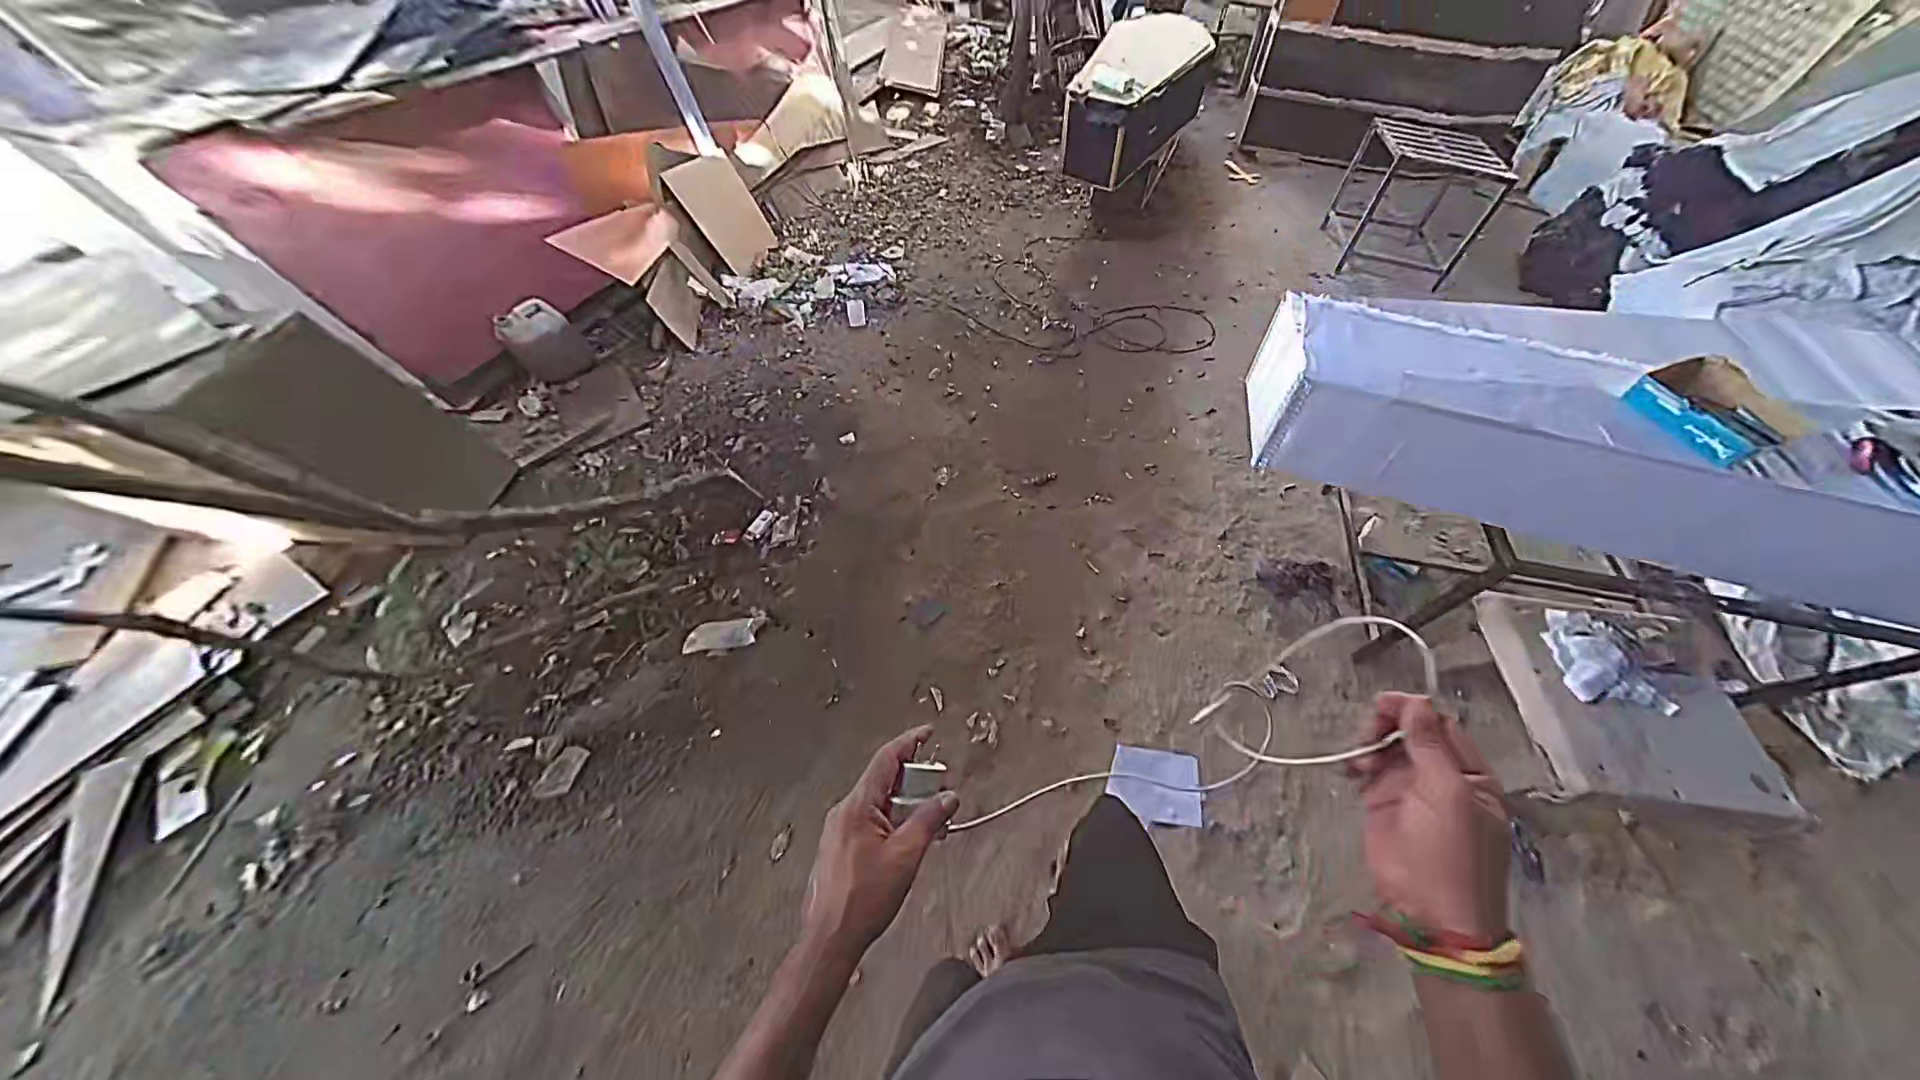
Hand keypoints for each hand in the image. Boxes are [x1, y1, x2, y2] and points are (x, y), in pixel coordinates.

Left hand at [801, 726, 957, 956]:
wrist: (830, 938)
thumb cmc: (863, 899)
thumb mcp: (906, 855)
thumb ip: (929, 820)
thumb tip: (948, 798)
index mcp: (857, 806)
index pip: (886, 760)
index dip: (909, 742)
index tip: (927, 733)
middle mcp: (844, 811)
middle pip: (883, 781)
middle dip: (913, 780)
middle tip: (938, 787)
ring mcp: (839, 830)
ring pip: (877, 803)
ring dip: (904, 805)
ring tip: (929, 820)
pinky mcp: (839, 847)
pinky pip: (870, 821)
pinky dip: (892, 821)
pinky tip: (908, 839)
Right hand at [1349, 693, 1510, 941]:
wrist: (1429, 909)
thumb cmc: (1451, 853)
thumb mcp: (1447, 794)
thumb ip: (1429, 745)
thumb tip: (1417, 702)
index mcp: (1470, 774)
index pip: (1441, 726)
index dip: (1413, 711)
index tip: (1383, 704)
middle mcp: (1440, 776)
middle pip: (1410, 732)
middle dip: (1387, 726)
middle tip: (1367, 732)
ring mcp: (1410, 788)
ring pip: (1386, 747)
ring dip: (1369, 744)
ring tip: (1360, 761)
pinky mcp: (1381, 800)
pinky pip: (1367, 768)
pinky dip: (1357, 762)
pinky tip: (1353, 770)